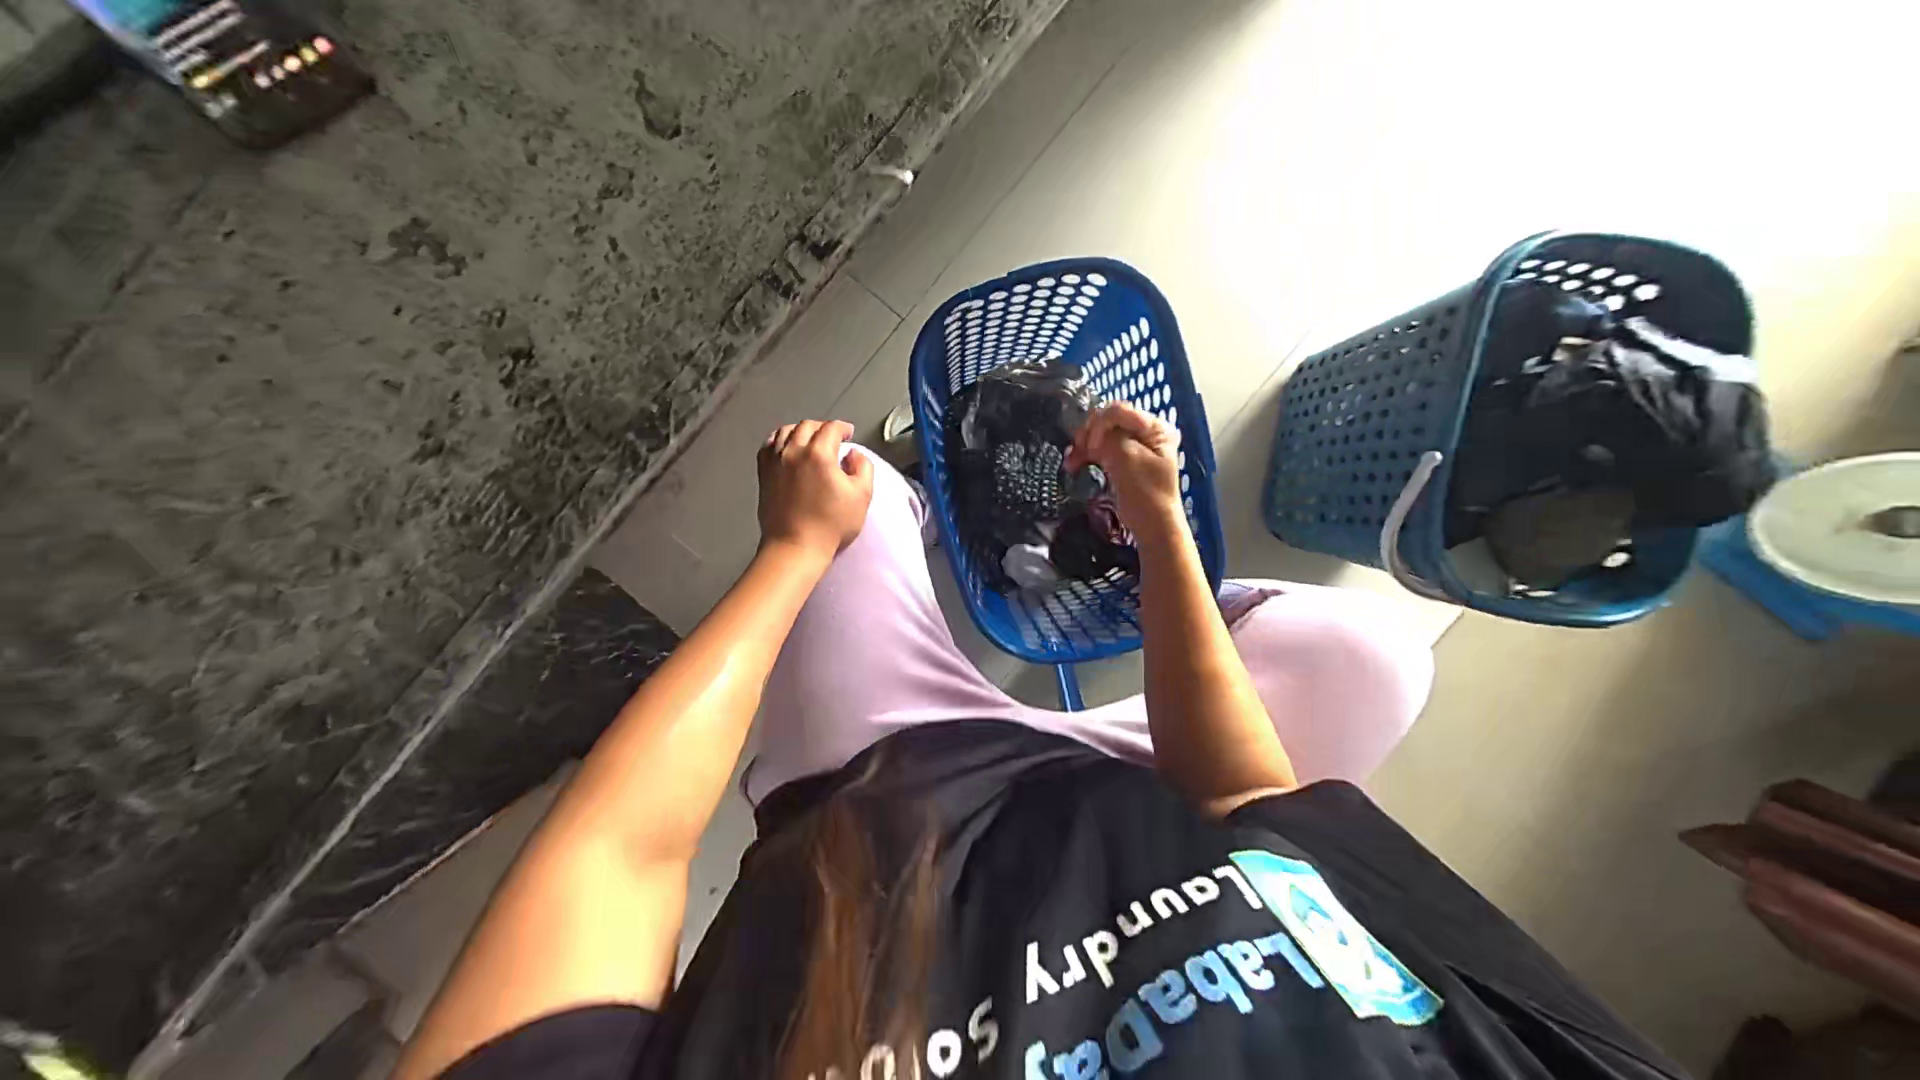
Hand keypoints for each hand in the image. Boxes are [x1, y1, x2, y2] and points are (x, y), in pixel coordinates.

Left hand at [757, 420, 873, 558]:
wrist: (796, 546)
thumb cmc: (831, 524)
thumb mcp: (862, 496)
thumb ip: (863, 467)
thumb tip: (852, 454)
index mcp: (819, 453)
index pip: (831, 428)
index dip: (843, 428)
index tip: (848, 433)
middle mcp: (794, 451)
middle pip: (807, 426)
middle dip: (823, 428)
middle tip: (832, 438)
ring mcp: (775, 461)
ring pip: (786, 431)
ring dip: (801, 431)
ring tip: (810, 440)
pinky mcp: (763, 473)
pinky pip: (769, 446)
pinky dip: (780, 440)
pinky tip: (787, 448)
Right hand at [1068, 402, 1183, 537]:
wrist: (1153, 528)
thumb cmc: (1146, 495)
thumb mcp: (1128, 461)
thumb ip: (1110, 439)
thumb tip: (1094, 433)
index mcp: (1156, 427)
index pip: (1119, 411)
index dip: (1100, 425)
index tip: (1093, 448)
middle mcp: (1146, 432)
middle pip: (1108, 421)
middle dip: (1089, 434)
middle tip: (1079, 452)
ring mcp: (1134, 446)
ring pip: (1101, 435)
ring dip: (1084, 446)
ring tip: (1072, 463)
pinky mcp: (1122, 460)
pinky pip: (1100, 449)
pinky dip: (1087, 455)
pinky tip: (1073, 463)